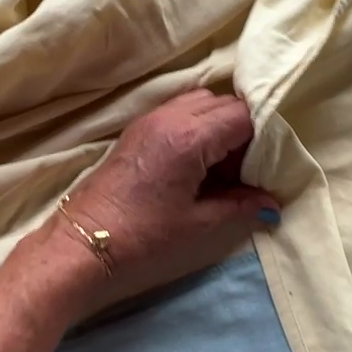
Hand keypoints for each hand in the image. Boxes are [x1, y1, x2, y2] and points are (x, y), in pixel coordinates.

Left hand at [52, 88, 280, 310]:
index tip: (264, 167)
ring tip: (218, 170)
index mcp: (188, 137)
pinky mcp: (134, 132)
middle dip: (240, 130)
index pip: (242, 115)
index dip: (260, 138)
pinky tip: (195, 168)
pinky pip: (176, 114)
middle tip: (242, 171)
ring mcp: (147, 121)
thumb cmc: (142, 240)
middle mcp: (167, 118)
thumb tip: (271, 203)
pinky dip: (194, 130)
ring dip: (216, 127)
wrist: (80, 248)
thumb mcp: (198, 226)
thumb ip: (240, 205)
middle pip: (221, 103)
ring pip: (197, 103)